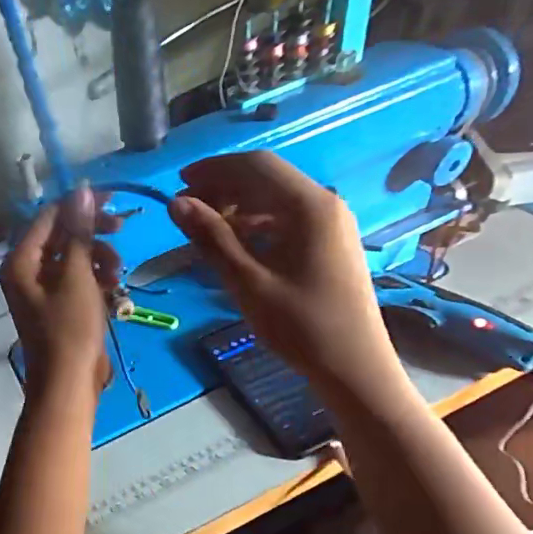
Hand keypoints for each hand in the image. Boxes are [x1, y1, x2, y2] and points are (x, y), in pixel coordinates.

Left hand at [3, 187, 117, 391]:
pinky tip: (113, 287)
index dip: (79, 204)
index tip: (112, 199)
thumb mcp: (77, 276)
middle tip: (121, 227)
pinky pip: (78, 278)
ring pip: (74, 256)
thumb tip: (81, 191)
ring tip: (117, 274)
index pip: (49, 216)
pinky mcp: (60, 304)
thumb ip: (79, 232)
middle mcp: (27, 270)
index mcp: (22, 260)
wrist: (69, 382)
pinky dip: (96, 278)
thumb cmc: (70, 328)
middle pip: (62, 235)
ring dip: (99, 258)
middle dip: (92, 233)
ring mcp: (44, 289)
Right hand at [169, 151, 402, 399]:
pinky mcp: (333, 241)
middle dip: (225, 185)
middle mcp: (325, 203)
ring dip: (240, 203)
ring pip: (278, 197)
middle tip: (188, 206)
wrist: (355, 367)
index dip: (214, 169)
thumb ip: (212, 238)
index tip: (180, 182)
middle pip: (268, 177)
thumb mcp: (248, 283)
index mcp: (309, 206)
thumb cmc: (301, 327)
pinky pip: (290, 217)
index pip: (256, 166)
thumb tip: (176, 203)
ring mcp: (333, 222)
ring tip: (207, 226)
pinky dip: (259, 221)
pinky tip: (238, 241)